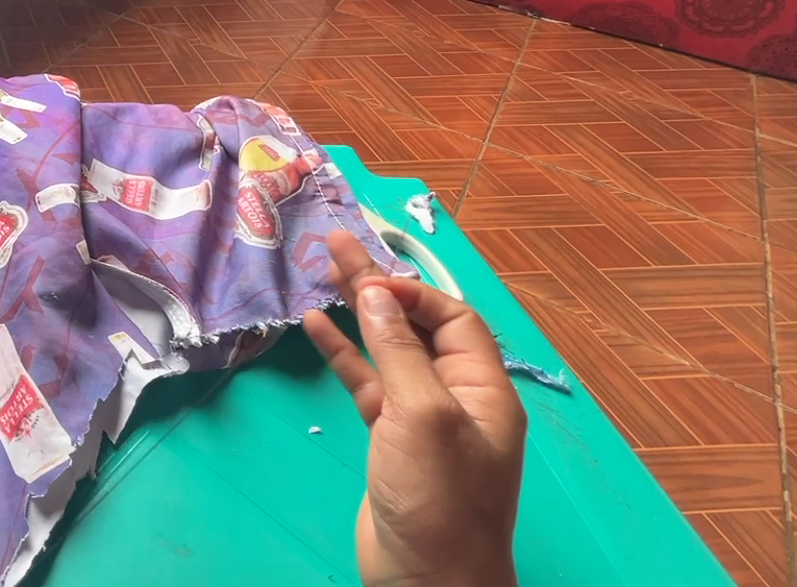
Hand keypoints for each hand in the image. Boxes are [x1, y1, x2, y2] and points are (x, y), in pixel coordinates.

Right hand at [301, 232, 525, 586]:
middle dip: (377, 284)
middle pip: (413, 323)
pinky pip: (364, 378)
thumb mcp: (422, 414)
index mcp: (481, 388)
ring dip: (356, 311)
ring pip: (385, 347)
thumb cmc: (437, 495)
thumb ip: (398, 350)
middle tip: (336, 243)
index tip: (367, 279)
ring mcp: (418, 414)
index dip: (411, 291)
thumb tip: (377, 292)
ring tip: (322, 273)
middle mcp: (453, 393)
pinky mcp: (387, 433)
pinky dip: (340, 351)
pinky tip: (315, 325)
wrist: (426, 579)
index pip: (451, 317)